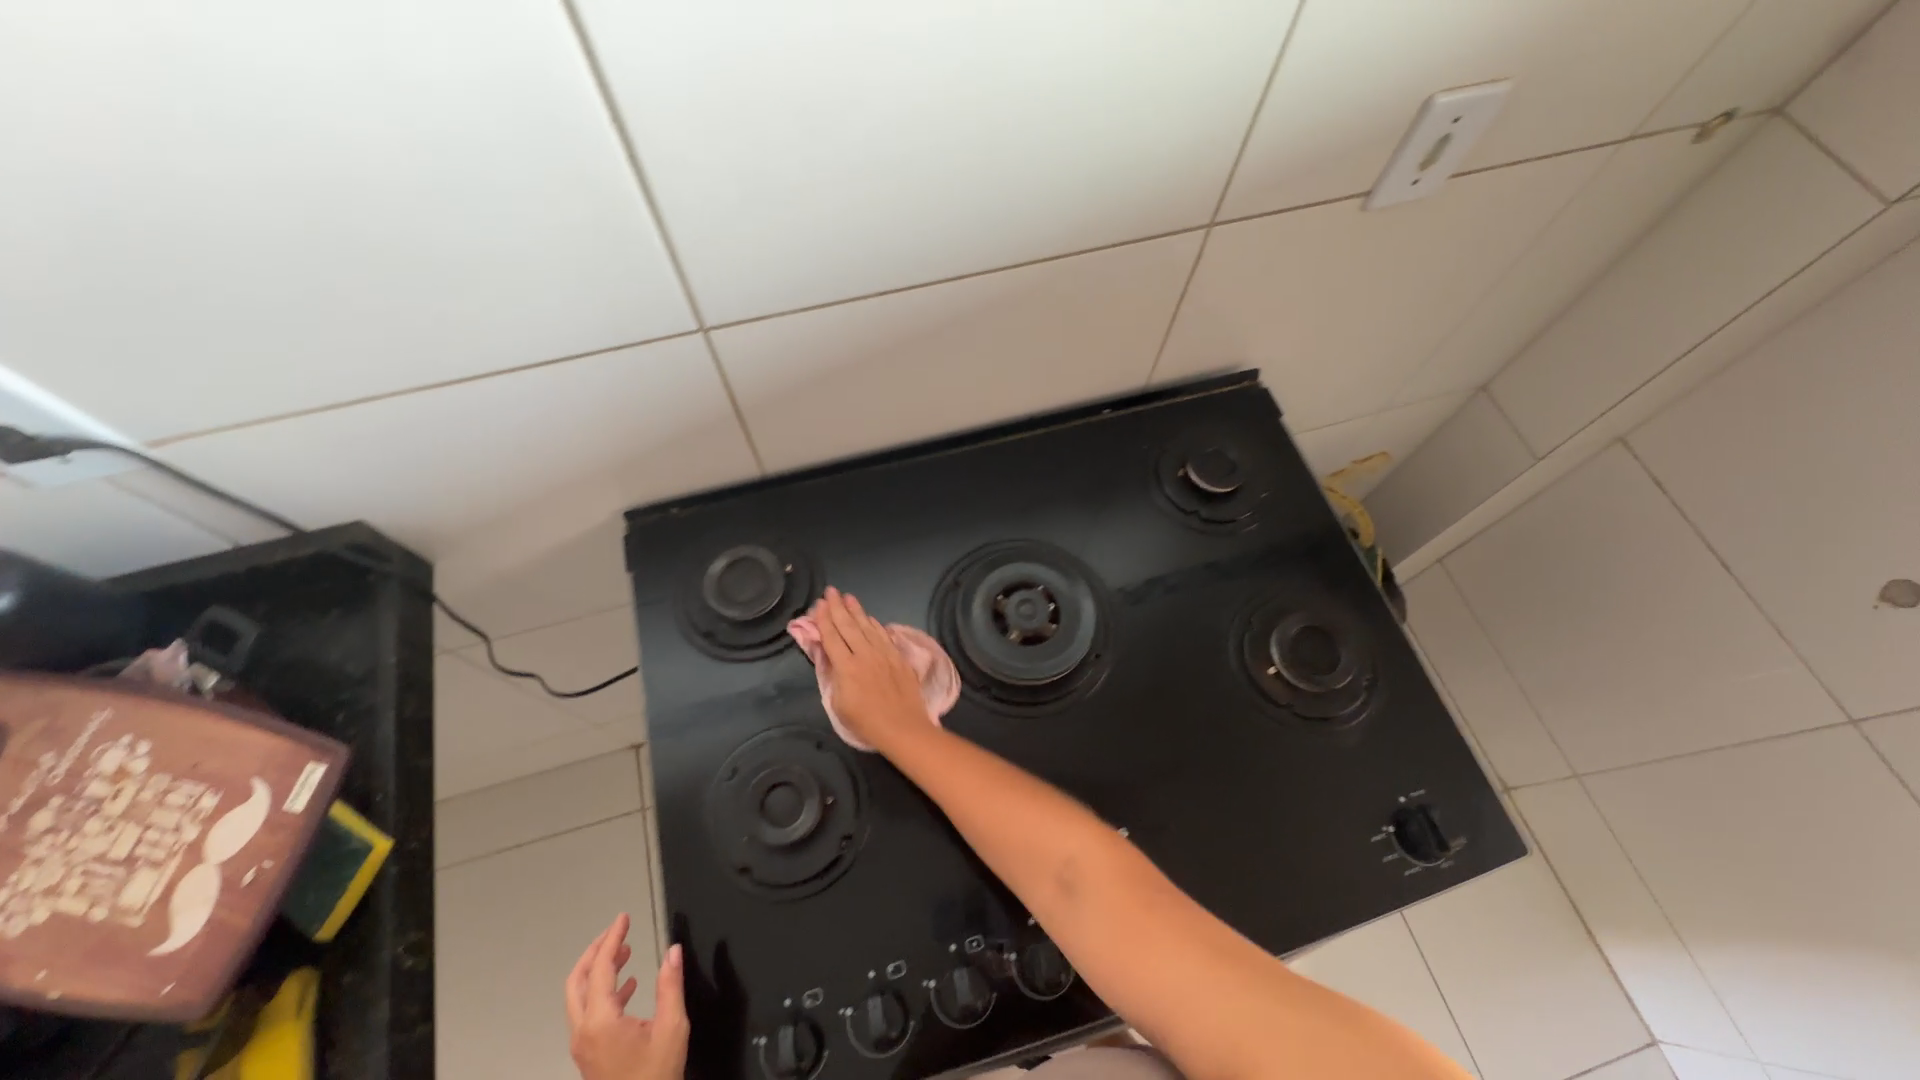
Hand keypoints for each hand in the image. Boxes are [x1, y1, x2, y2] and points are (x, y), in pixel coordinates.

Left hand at [566, 913, 688, 1079]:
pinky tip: (629, 986)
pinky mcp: (588, 1053)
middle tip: (617, 931)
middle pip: (577, 980)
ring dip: (599, 970)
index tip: (623, 918)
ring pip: (579, 996)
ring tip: (625, 951)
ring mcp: (582, 1044)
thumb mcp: (672, 1028)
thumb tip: (673, 951)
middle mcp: (583, 1030)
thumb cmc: (656, 1075)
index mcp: (601, 1021)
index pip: (601, 968)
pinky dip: (603, 991)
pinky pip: (587, 1012)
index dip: (612, 938)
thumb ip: (670, 986)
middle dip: (596, 951)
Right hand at [809, 586, 934, 753]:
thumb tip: (828, 656)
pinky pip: (884, 635)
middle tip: (830, 591)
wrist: (902, 727)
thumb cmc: (866, 722)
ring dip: (856, 610)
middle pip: (848, 626)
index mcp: (846, 667)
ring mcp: (884, 654)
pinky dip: (875, 624)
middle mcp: (864, 654)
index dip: (823, 620)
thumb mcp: (838, 704)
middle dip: (837, 607)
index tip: (818, 605)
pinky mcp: (898, 657)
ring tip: (848, 597)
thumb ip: (833, 677)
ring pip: (867, 626)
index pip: (831, 637)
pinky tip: (870, 617)